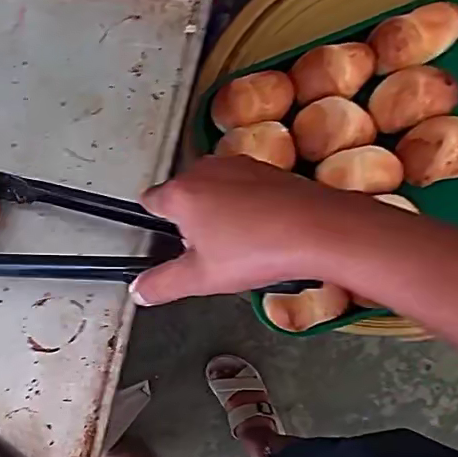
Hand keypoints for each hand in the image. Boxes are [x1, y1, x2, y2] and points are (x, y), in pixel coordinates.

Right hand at [131, 155, 395, 304]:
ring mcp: (239, 165)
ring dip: (219, 213)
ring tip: (238, 246)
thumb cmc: (257, 249)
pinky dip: (247, 207)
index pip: (150, 200)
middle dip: (189, 221)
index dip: (154, 222)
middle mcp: (206, 171)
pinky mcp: (267, 170)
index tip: (162, 237)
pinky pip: (244, 189)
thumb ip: (162, 284)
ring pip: (215, 190)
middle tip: (205, 252)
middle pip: (183, 195)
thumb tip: (140, 290)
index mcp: (181, 193)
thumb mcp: (200, 278)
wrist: (317, 229)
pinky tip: (262, 234)